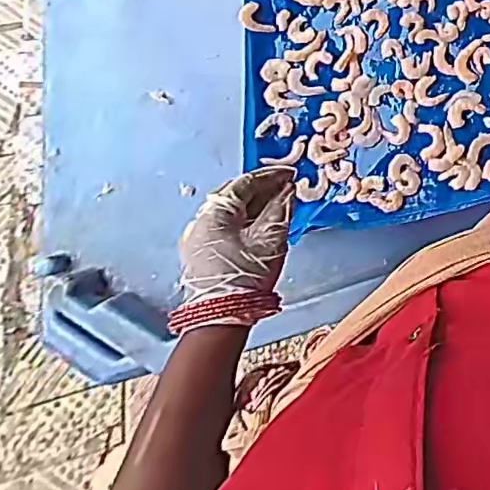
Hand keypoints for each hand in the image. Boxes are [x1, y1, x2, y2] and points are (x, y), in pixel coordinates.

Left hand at [177, 166, 294, 310]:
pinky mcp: (201, 251)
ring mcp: (198, 237)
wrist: (222, 317)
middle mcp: (200, 222)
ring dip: (255, 202)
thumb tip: (288, 190)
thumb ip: (281, 208)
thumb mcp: (272, 238)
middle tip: (286, 183)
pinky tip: (263, 217)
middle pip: (234, 194)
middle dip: (262, 186)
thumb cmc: (247, 275)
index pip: (244, 183)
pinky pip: (226, 223)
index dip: (271, 175)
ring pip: (230, 209)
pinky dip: (246, 216)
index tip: (291, 173)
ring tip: (279, 199)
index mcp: (215, 215)